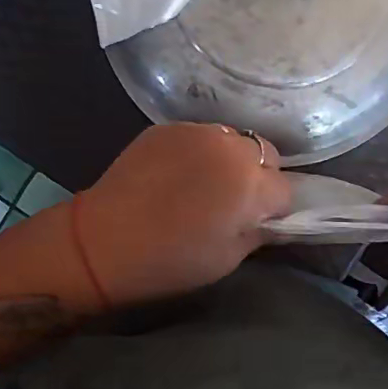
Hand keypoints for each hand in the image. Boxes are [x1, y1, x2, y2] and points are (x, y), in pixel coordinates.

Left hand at [73, 124, 292, 305]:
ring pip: (233, 140)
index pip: (285, 189)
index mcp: (251, 183)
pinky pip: (199, 135)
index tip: (254, 222)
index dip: (273, 209)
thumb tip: (273, 220)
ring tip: (202, 185)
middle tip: (230, 203)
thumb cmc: (171, 261)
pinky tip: (175, 175)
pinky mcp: (166, 127)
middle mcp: (230, 147)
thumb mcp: (227, 258)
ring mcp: (196, 131)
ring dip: (229, 160)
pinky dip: (198, 152)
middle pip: (264, 155)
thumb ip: (259, 232)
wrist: (102, 242)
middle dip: (256, 177)